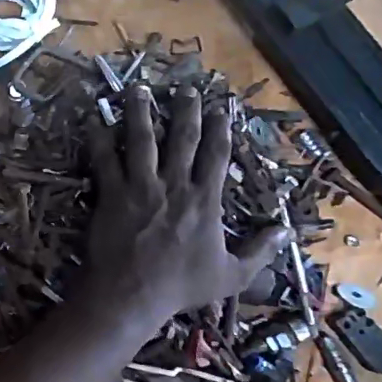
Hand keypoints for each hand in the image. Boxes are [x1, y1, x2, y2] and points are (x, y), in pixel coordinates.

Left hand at [81, 83, 289, 324]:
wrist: (132, 294)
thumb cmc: (181, 286)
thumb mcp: (231, 274)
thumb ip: (260, 250)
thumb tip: (287, 230)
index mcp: (205, 200)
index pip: (217, 155)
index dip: (220, 128)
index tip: (221, 106)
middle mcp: (174, 185)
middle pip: (182, 138)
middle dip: (185, 110)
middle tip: (185, 87)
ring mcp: (140, 188)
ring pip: (141, 141)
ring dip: (139, 112)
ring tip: (138, 88)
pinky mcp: (111, 196)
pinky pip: (104, 162)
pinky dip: (99, 140)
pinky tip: (94, 121)